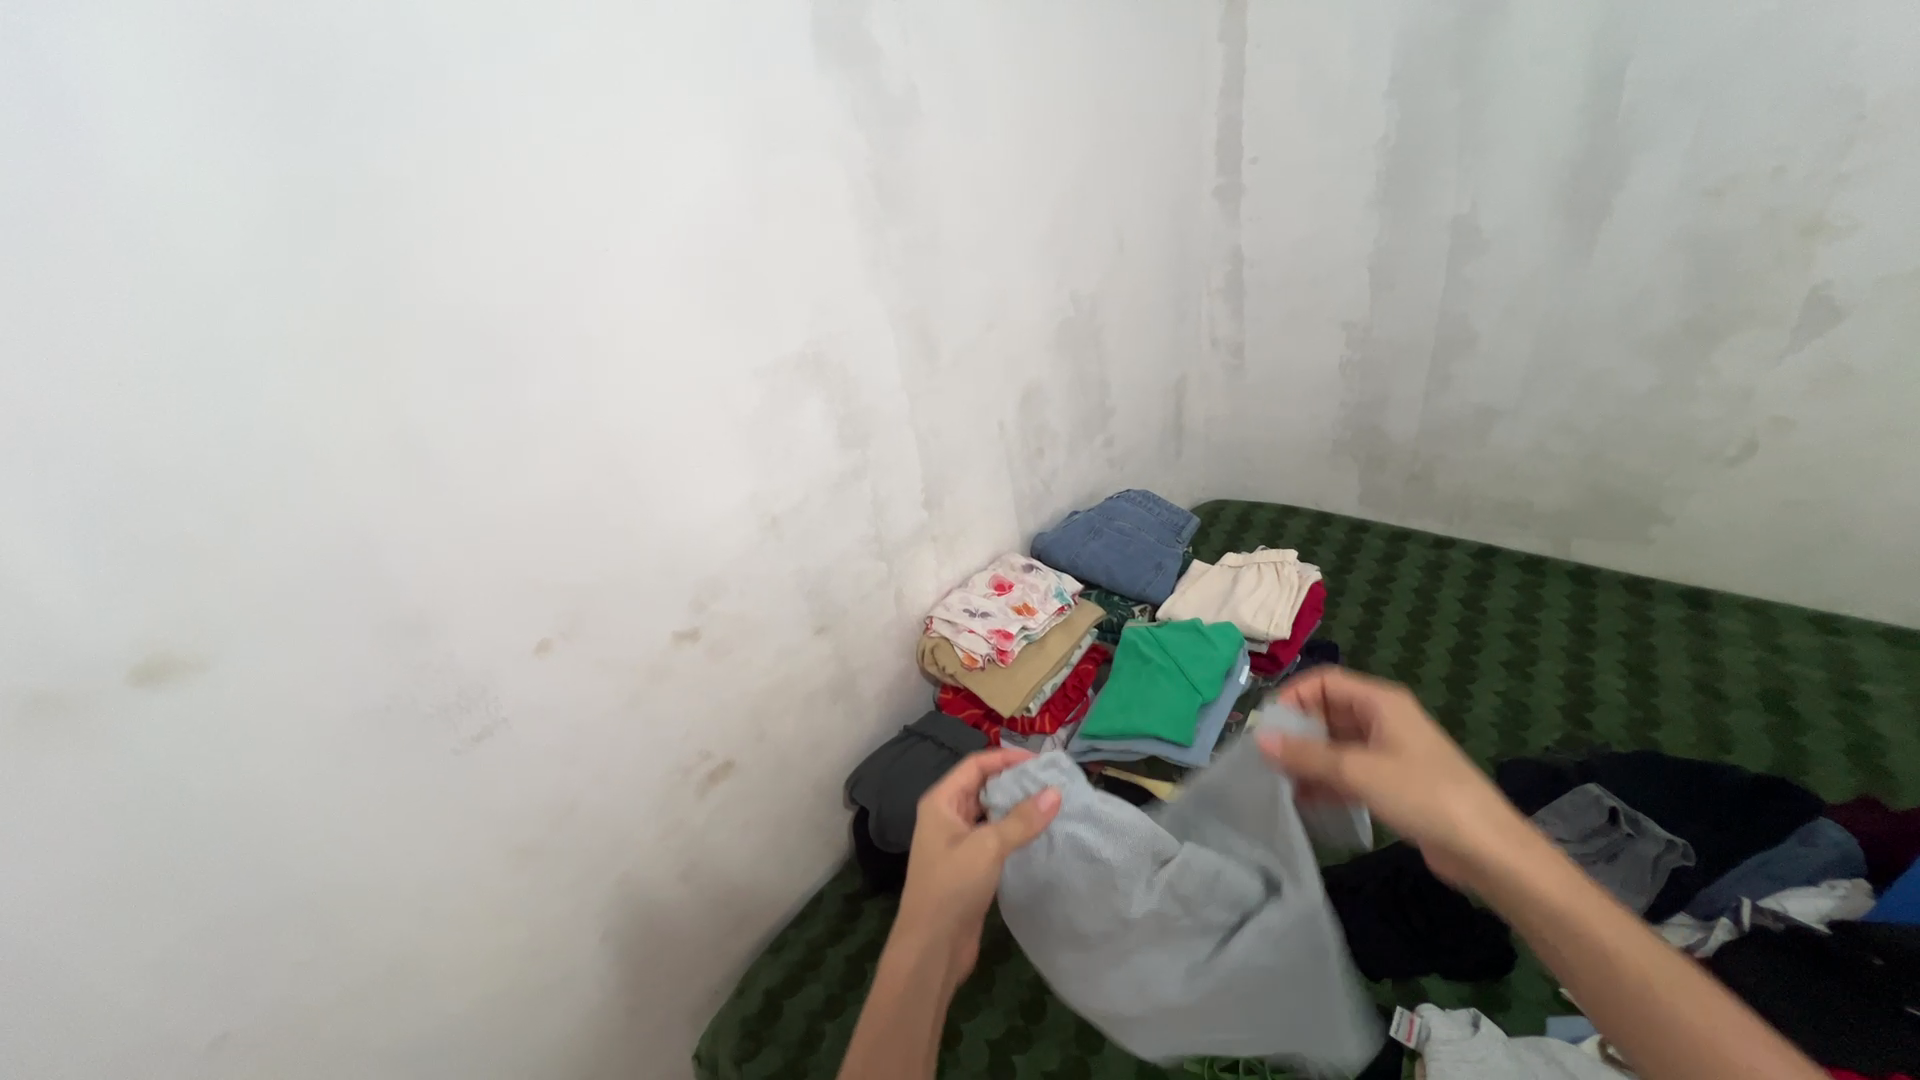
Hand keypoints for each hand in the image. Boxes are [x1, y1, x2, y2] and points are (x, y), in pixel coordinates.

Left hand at [893, 748, 1060, 989]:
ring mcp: (956, 842)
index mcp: (941, 801)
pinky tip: (1039, 835)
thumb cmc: (952, 887)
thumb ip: (1021, 819)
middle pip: (983, 786)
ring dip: (1016, 808)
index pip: (975, 765)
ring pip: (990, 813)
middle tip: (1052, 783)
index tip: (1041, 763)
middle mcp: (946, 816)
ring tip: (1052, 805)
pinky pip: (994, 837)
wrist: (931, 948)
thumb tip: (1055, 793)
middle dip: (1014, 782)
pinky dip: (1014, 832)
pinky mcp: (969, 866)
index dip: (1006, 758)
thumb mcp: (988, 847)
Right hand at [1257, 667, 1527, 885]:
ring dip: (1307, 760)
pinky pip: (1347, 772)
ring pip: (1334, 745)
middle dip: (1296, 732)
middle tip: (1266, 758)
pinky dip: (1324, 782)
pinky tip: (1302, 801)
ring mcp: (1388, 752)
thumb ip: (1306, 755)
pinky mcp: (1391, 783)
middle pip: (1327, 711)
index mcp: (1381, 702)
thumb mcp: (1359, 771)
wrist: (1488, 850)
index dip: (1293, 696)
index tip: (1266, 726)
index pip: (1324, 681)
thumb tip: (1259, 739)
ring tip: (1278, 782)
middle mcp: (1383, 720)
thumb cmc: (1424, 795)